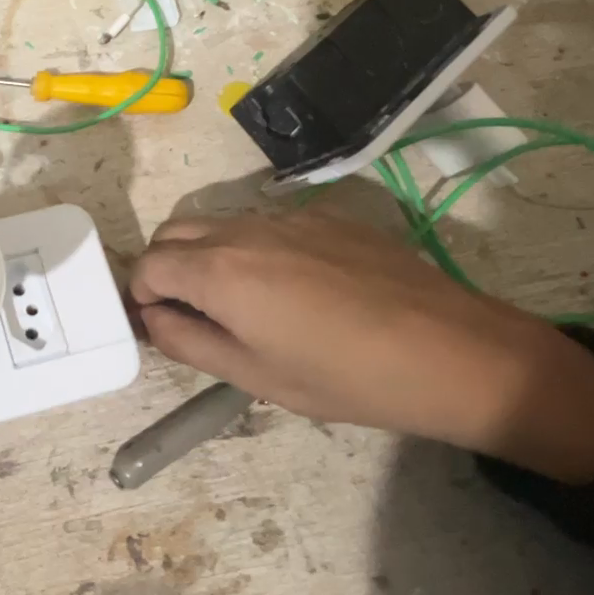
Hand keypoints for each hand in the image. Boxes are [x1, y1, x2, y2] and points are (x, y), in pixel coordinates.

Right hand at [129, 211, 593, 483]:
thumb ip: (187, 341)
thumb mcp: (255, 376)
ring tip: (241, 303)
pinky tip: (293, 289)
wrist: (453, 352)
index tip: (160, 324)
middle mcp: (243, 230)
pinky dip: (250, 247)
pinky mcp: (325, 216)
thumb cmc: (345, 378)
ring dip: (206, 255)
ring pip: (218, 223)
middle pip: (174, 232)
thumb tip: (152, 318)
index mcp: (218, 271)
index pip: (147, 264)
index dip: (140, 295)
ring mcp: (287, 217)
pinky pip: (263, 223)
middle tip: (190, 312)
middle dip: (165, 267)